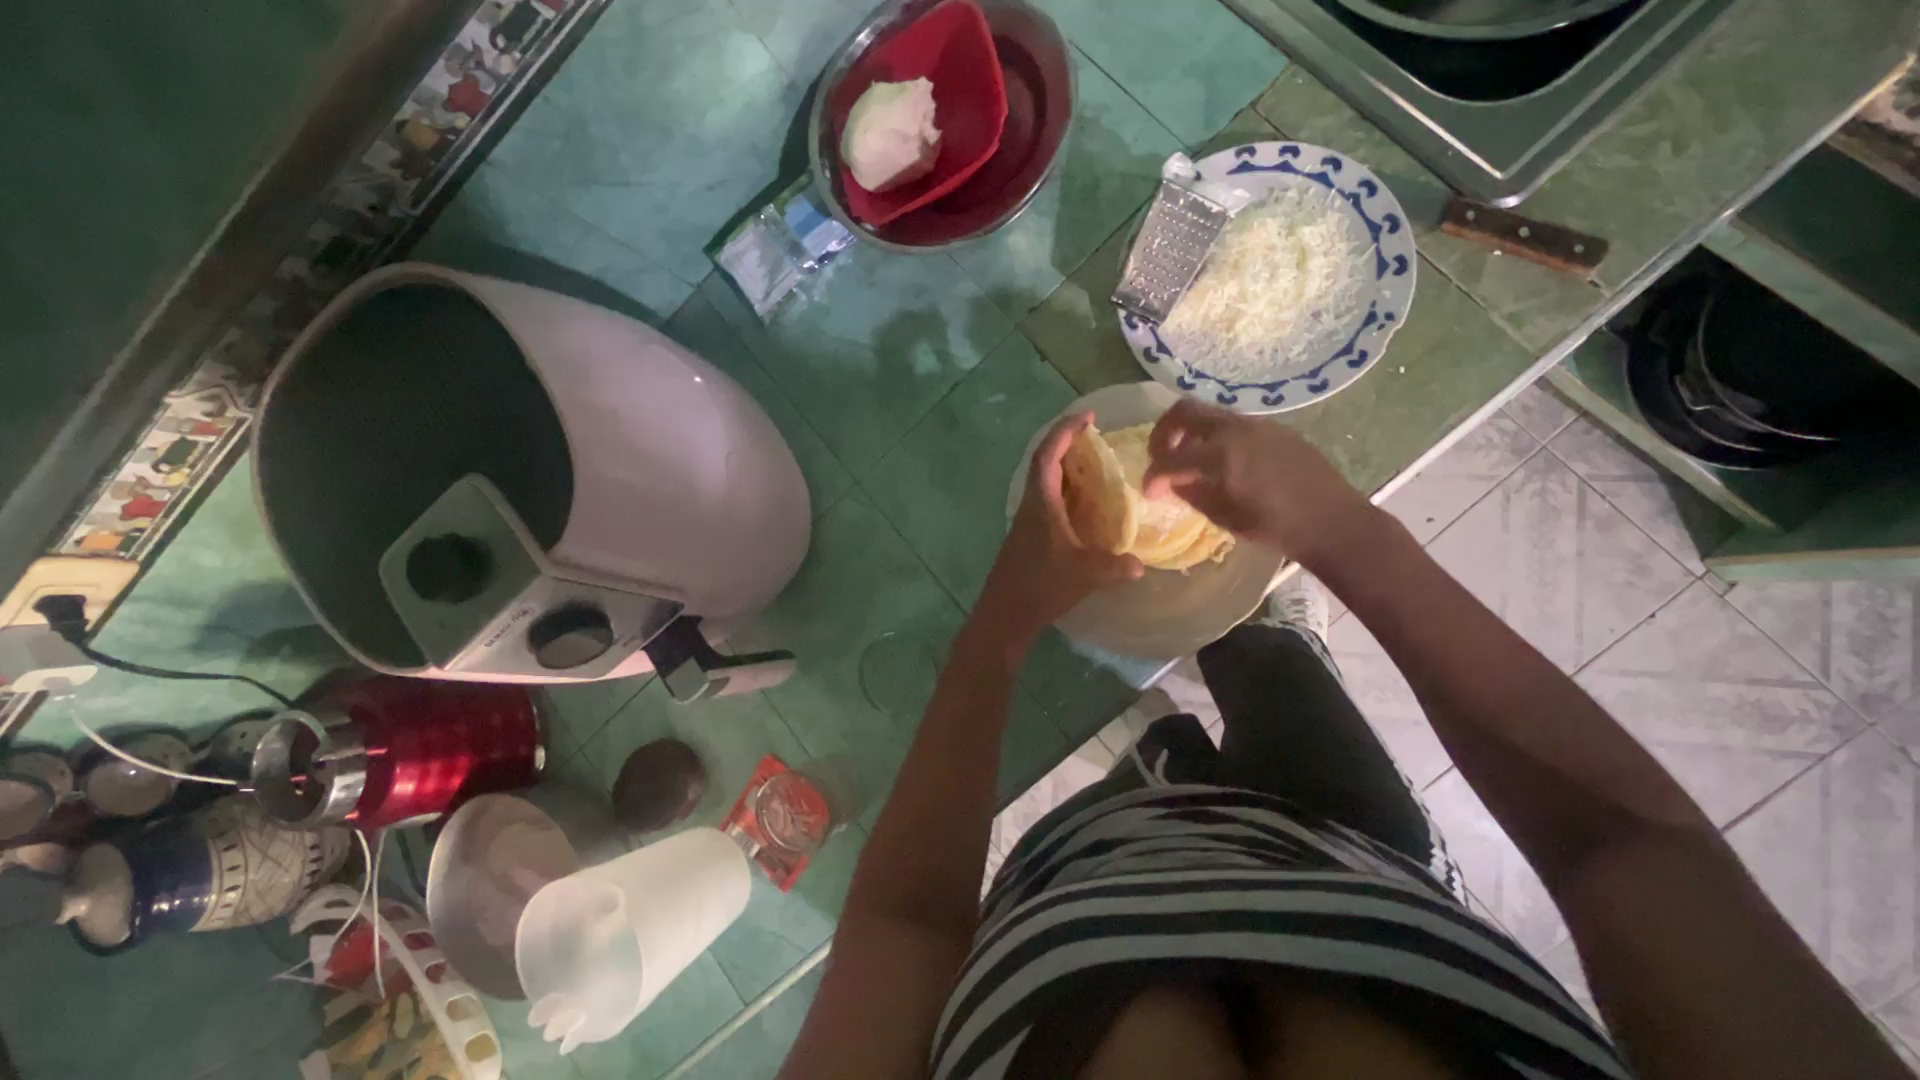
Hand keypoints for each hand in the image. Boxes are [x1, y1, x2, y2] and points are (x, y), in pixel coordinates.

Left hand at [975, 413, 1144, 646]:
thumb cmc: (1041, 587)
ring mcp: (1026, 521)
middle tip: (1095, 437)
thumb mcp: (1085, 575)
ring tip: (1095, 465)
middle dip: (1067, 443)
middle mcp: (1031, 505)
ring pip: (1045, 482)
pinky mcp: (1027, 536)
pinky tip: (1084, 504)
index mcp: (1041, 504)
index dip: (1065, 431)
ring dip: (1066, 468)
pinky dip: (1065, 492)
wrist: (1005, 615)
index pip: (1049, 454)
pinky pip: (1047, 501)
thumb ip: (1116, 566)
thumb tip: (1141, 564)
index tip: (1087, 417)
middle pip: (1044, 462)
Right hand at [1142, 399, 1379, 568]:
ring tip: (1191, 463)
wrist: (1334, 521)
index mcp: (1220, 454)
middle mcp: (1236, 429)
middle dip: (1163, 433)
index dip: (1153, 475)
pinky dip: (1216, 437)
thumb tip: (1170, 484)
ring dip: (1191, 433)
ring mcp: (1258, 424)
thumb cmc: (1277, 527)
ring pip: (1210, 414)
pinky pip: (1234, 424)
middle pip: (1184, 411)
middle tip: (1160, 458)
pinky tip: (1223, 465)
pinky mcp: (1275, 429)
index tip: (1149, 491)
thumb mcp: (1226, 517)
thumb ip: (1192, 494)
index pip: (1170, 458)